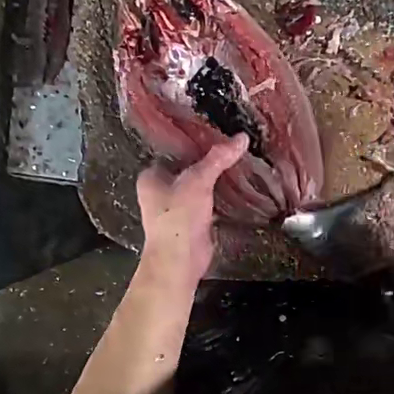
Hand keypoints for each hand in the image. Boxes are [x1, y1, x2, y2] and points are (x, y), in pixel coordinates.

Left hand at [135, 135, 247, 286]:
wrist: (179, 259)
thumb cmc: (178, 215)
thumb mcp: (198, 180)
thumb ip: (218, 158)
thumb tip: (242, 138)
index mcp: (151, 176)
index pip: (173, 151)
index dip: (194, 142)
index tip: (216, 133)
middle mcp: (160, 191)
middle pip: (188, 169)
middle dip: (208, 162)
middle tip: (232, 148)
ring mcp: (176, 208)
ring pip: (199, 187)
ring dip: (216, 181)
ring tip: (239, 164)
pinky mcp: (192, 223)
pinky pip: (208, 204)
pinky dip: (221, 198)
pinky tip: (238, 189)